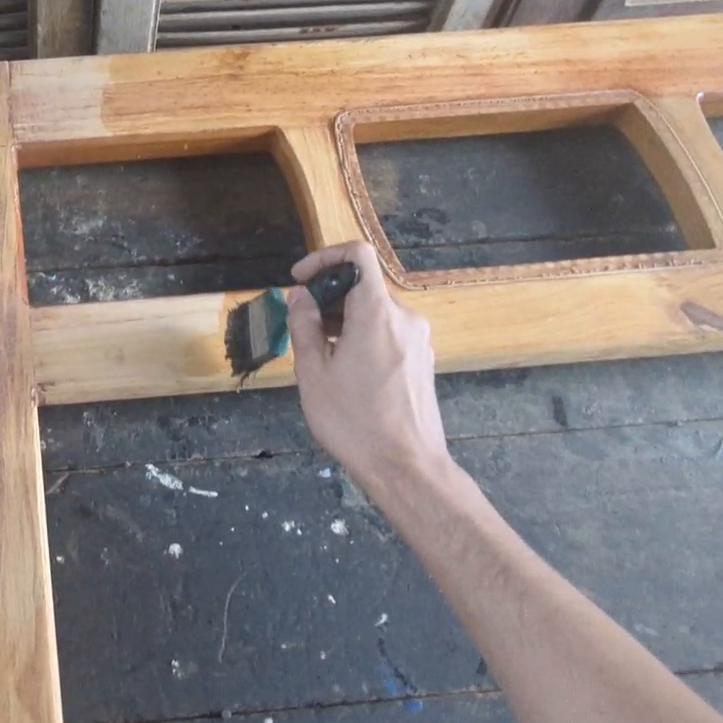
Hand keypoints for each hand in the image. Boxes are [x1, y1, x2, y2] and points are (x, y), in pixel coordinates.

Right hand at [286, 241, 451, 493]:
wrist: (406, 468)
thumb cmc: (354, 421)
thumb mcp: (314, 372)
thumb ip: (304, 325)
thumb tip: (301, 296)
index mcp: (377, 313)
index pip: (358, 255)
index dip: (325, 257)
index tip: (301, 280)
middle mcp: (405, 318)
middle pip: (363, 285)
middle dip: (327, 297)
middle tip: (300, 325)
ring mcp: (418, 340)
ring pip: (374, 311)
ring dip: (342, 318)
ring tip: (318, 353)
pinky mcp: (421, 360)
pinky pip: (387, 331)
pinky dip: (361, 335)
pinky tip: (344, 369)